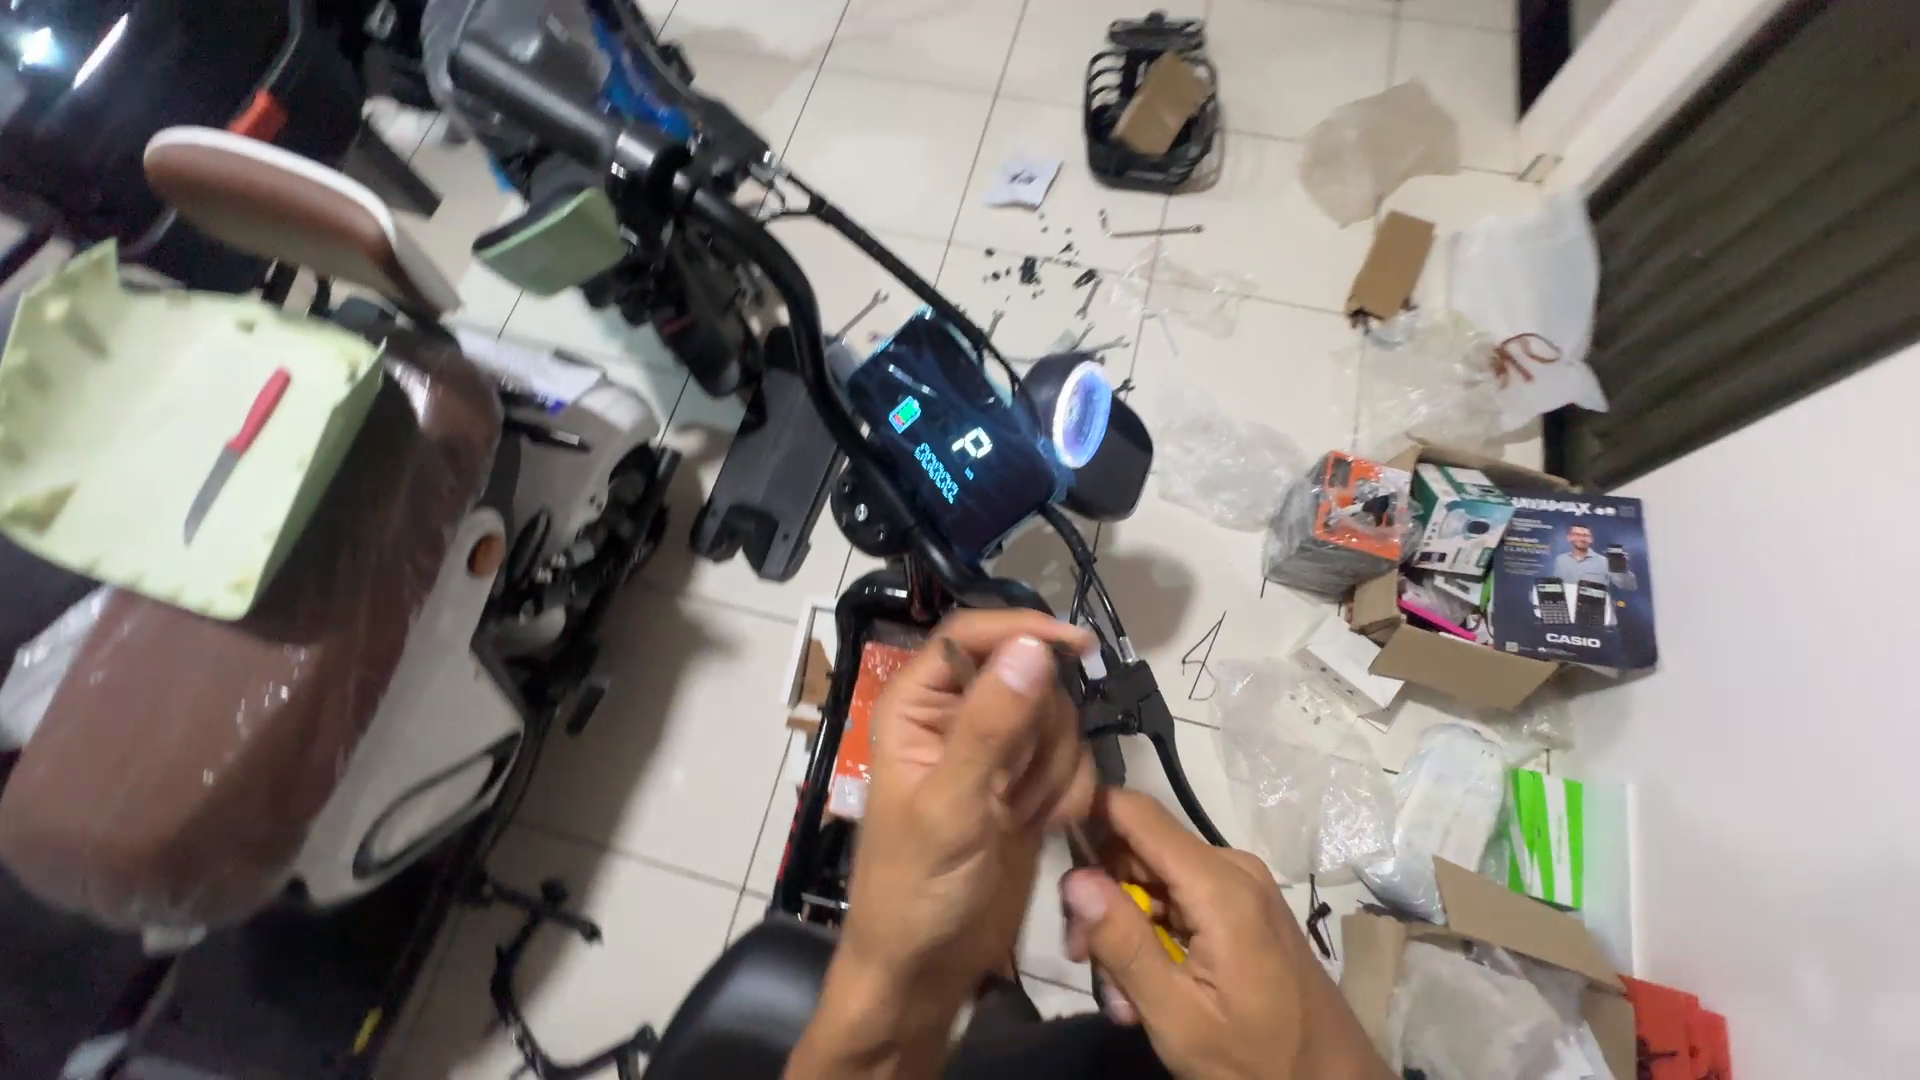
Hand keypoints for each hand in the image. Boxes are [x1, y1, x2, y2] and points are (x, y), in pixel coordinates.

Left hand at [788, 611, 1095, 1078]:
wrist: (929, 969)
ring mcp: (996, 750)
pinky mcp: (1026, 782)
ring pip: (1057, 719)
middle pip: (1029, 676)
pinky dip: (1066, 794)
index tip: (1077, 646)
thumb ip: (990, 725)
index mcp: (918, 705)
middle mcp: (957, 715)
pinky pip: (1072, 761)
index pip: (972, 635)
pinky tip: (1038, 827)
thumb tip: (1032, 646)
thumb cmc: (917, 888)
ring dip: (1052, 770)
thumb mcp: (951, 806)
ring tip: (1018, 815)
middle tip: (1015, 788)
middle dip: (1040, 732)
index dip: (1022, 631)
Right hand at [1061, 790, 1391, 1079]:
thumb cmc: (1260, 1065)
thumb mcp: (1179, 1019)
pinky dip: (1155, 931)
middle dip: (1103, 898)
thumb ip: (1123, 944)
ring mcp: (1240, 884)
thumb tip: (1073, 877)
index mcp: (1219, 884)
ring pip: (1154, 877)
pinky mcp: (1243, 904)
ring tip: (1122, 993)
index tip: (1050, 855)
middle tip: (1084, 960)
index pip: (1135, 811)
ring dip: (1127, 924)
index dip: (1087, 816)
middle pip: (1138, 850)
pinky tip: (1150, 984)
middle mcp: (1230, 866)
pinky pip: (1180, 896)